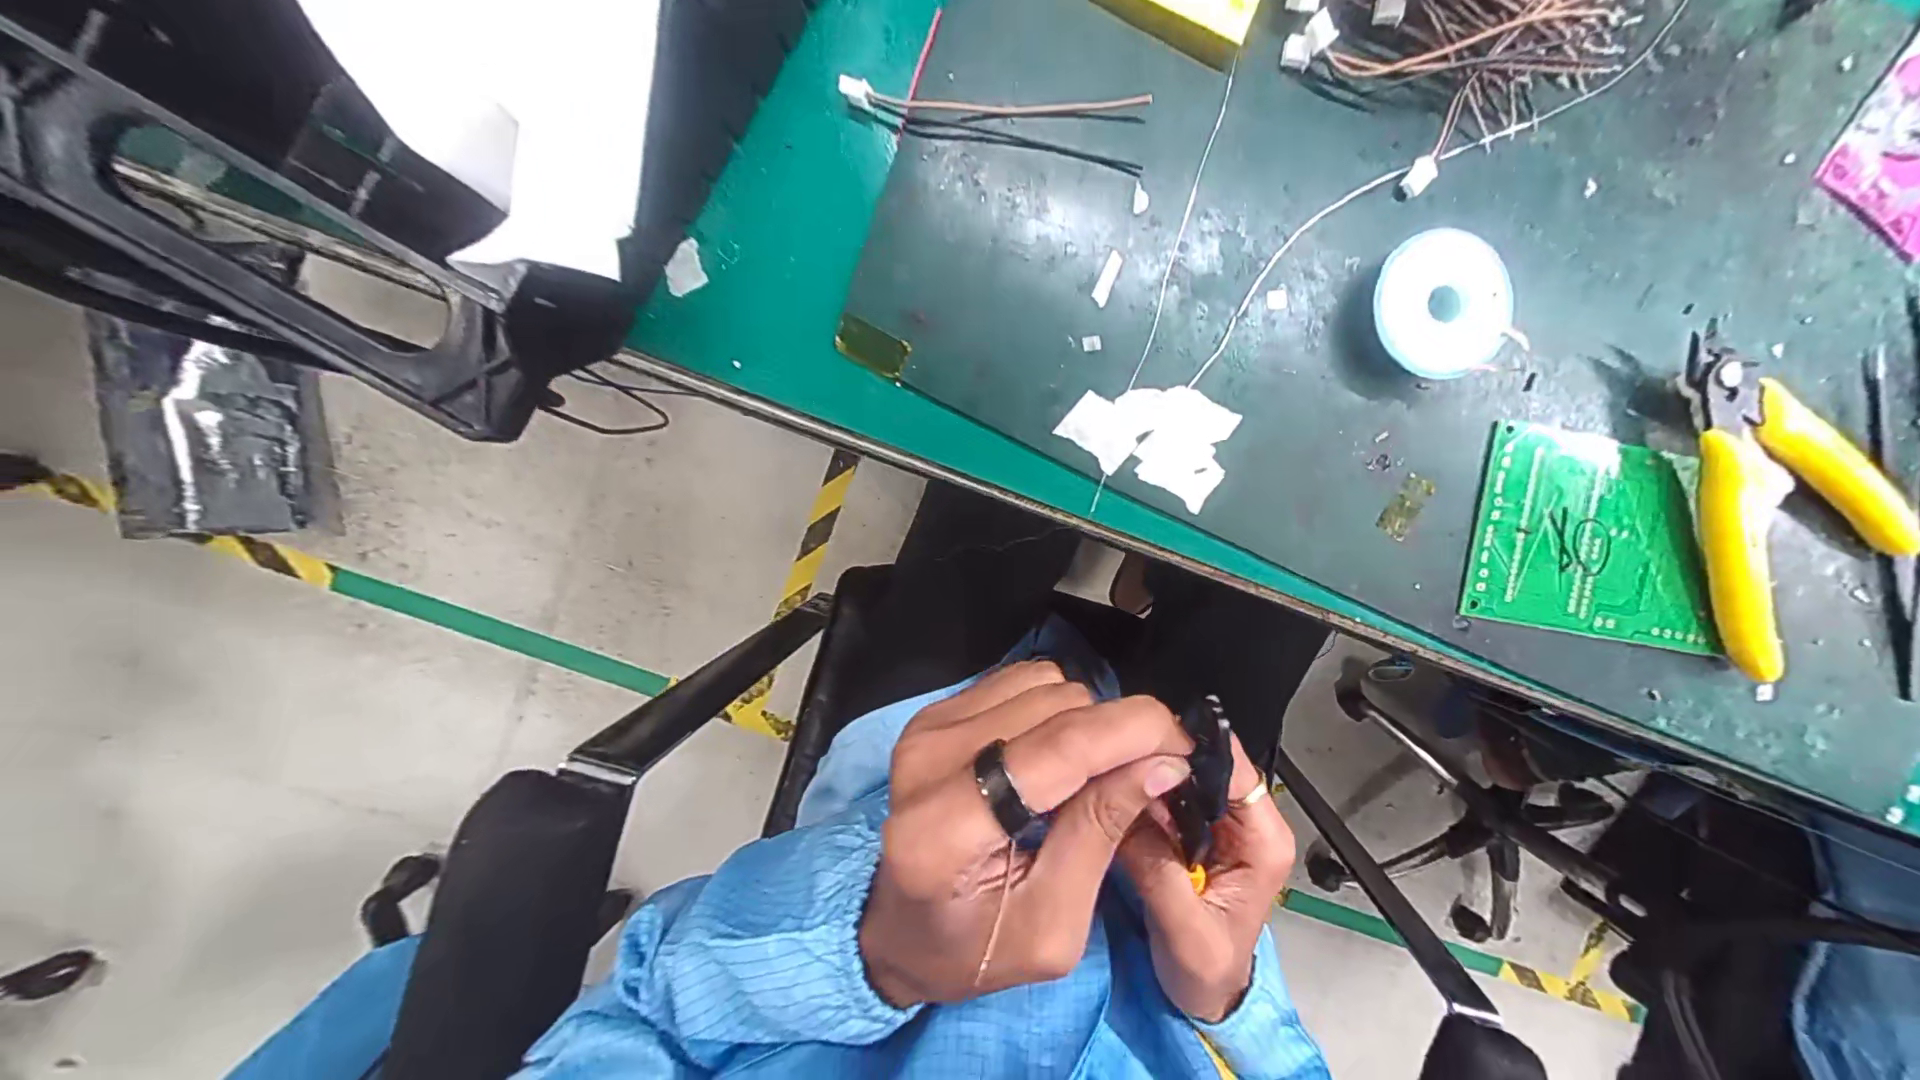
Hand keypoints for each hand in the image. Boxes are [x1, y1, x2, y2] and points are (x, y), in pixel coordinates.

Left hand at [860, 660, 1193, 1006]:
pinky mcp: (934, 712)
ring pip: (1043, 681)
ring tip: (1093, 770)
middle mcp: (931, 755)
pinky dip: (1055, 706)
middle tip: (1145, 773)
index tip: (1186, 747)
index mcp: (949, 825)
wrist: (892, 925)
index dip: (1134, 733)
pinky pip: (1020, 679)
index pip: (1058, 748)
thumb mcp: (1051, 925)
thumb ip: (1100, 833)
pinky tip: (1055, 751)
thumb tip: (1162, 764)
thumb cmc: (972, 948)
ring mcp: (928, 725)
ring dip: (1087, 718)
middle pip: (1058, 704)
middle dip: (1119, 731)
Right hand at [1116, 731, 1294, 1022]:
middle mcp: (1243, 818)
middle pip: (1201, 759)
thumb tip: (1119, 807)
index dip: (1187, 745)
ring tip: (1105, 768)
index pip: (1232, 766)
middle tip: (1111, 755)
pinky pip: (1160, 788)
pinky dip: (1136, 785)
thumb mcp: (1184, 931)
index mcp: (1262, 839)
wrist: (1203, 994)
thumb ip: (1156, 869)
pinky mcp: (1186, 823)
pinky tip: (1110, 787)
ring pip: (1177, 769)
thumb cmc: (1207, 973)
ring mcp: (1212, 818)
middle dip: (1157, 752)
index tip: (1140, 739)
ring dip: (1142, 767)